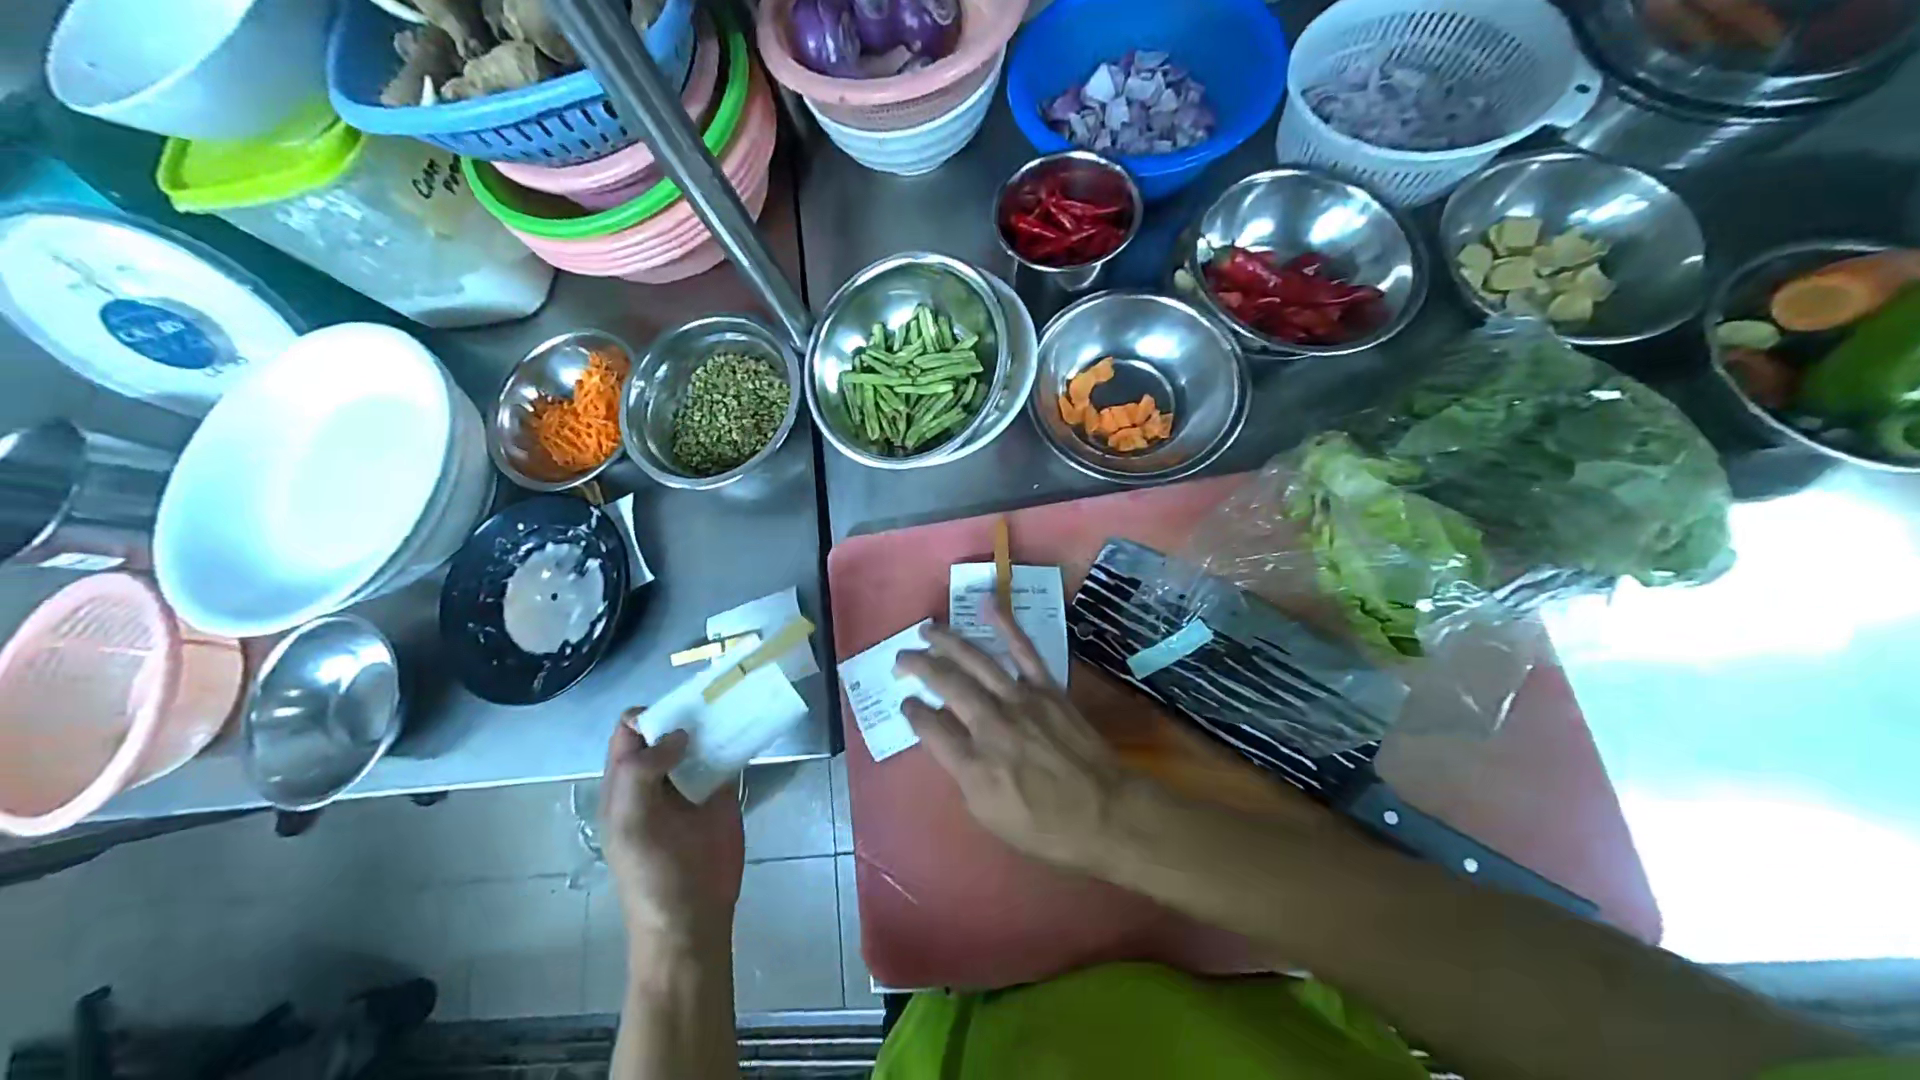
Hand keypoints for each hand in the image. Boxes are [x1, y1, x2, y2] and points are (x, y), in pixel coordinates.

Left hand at [602, 715, 743, 946]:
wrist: (692, 916)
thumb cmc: (651, 873)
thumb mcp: (630, 824)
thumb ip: (639, 773)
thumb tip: (678, 733)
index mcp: (626, 781)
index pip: (631, 730)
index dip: (650, 716)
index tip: (679, 715)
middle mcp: (659, 774)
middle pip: (669, 727)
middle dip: (687, 710)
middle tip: (714, 703)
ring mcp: (692, 782)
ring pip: (701, 737)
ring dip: (715, 722)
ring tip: (736, 707)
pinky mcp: (723, 791)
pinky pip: (729, 755)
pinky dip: (738, 739)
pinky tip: (750, 729)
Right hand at [894, 606, 1141, 870]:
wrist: (1107, 813)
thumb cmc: (1046, 827)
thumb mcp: (989, 816)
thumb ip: (962, 774)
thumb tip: (947, 742)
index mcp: (973, 764)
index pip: (929, 726)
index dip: (912, 711)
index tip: (906, 703)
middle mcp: (991, 725)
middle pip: (945, 684)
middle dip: (918, 666)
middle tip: (901, 659)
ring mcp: (1021, 701)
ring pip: (976, 660)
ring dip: (947, 641)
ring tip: (927, 630)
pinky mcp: (1047, 689)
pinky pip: (1023, 650)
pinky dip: (1005, 624)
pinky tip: (987, 604)